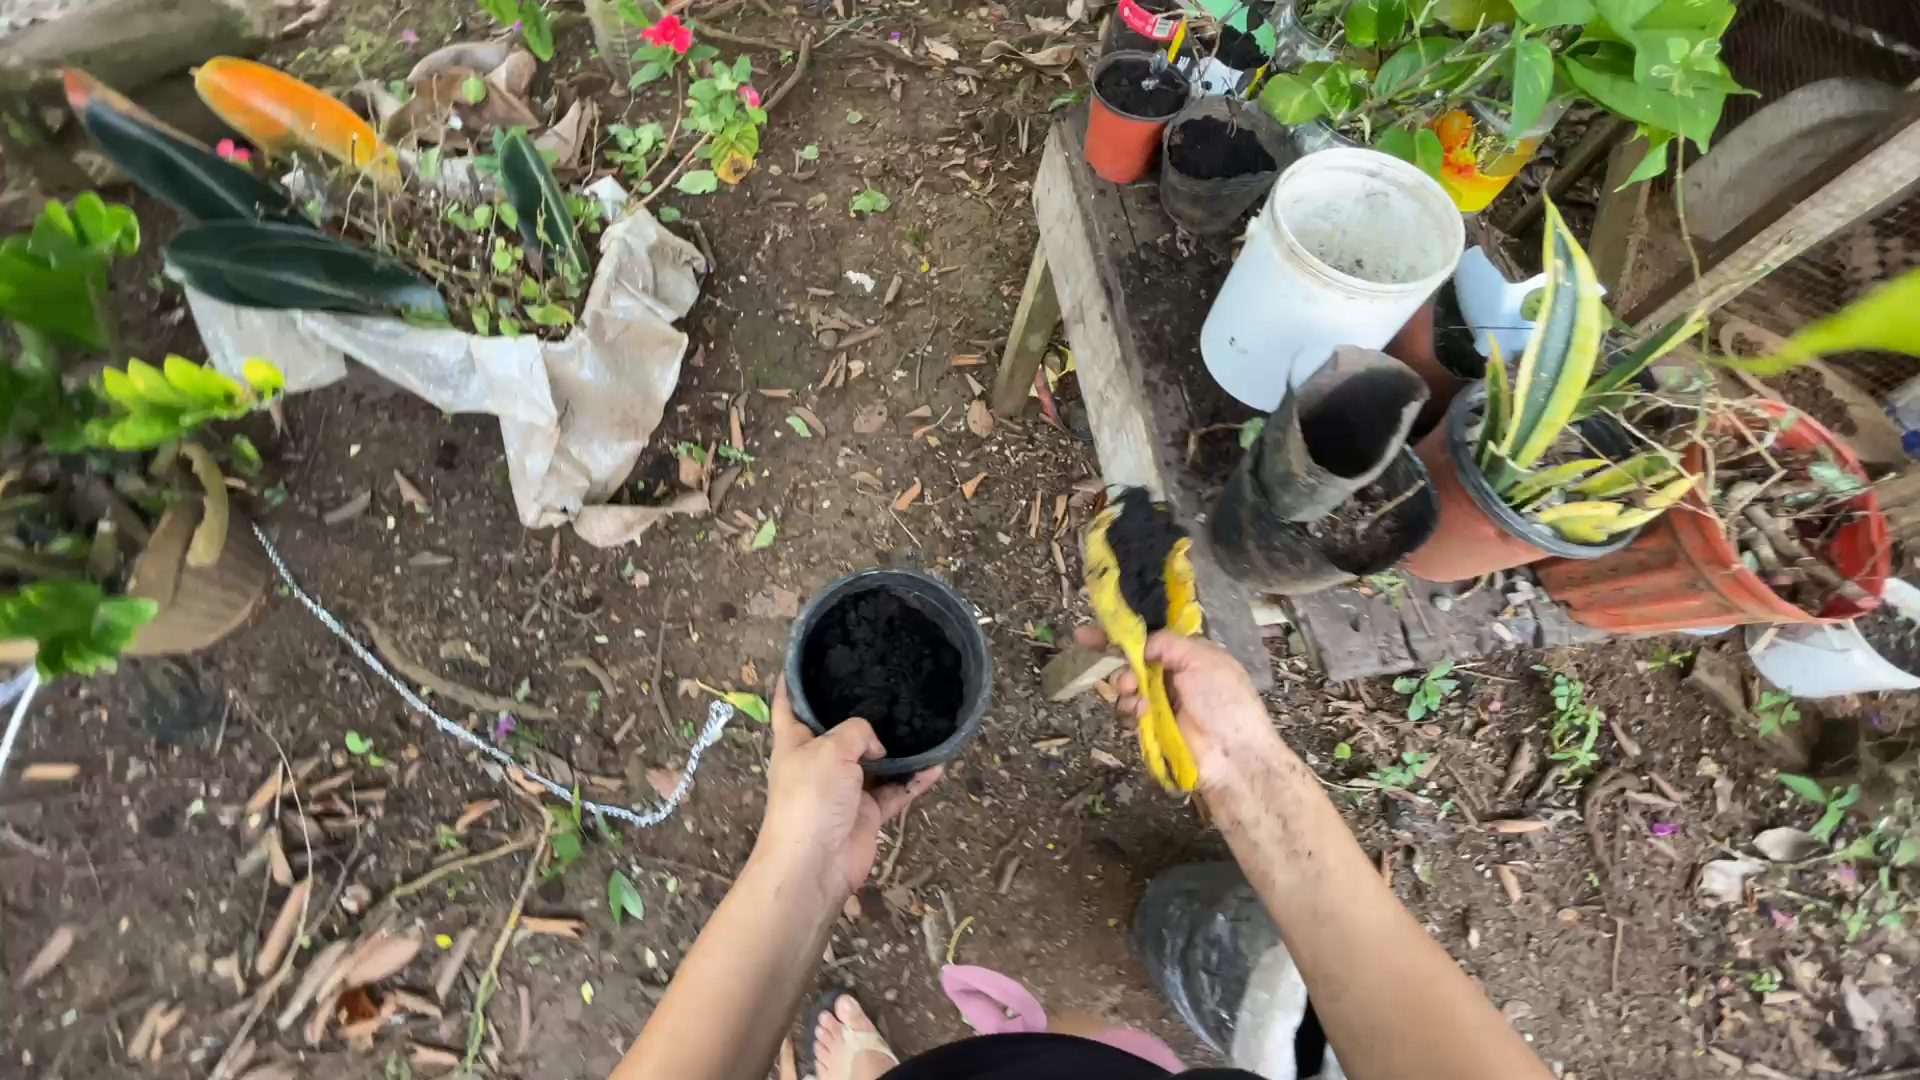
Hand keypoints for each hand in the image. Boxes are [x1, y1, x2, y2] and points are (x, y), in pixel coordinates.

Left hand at [752, 678, 941, 902]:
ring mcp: (845, 788)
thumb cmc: (810, 798)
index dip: (793, 680)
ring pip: (875, 760)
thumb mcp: (829, 749)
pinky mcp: (868, 811)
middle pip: (839, 729)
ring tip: (921, 718)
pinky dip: (916, 778)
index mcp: (795, 742)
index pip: (788, 703)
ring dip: (897, 746)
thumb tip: (876, 747)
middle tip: (886, 681)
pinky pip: (897, 789)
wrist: (815, 865)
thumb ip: (856, 732)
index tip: (806, 657)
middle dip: (859, 711)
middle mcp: (819, 761)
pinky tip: (939, 762)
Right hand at [1074, 626, 1281, 794]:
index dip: (1121, 633)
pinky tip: (1141, 711)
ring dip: (1123, 682)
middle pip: (1131, 660)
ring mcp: (1159, 701)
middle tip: (1090, 649)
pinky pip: (1128, 710)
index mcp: (1187, 655)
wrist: (1232, 755)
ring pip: (1125, 685)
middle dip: (1112, 655)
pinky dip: (1129, 707)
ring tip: (1130, 689)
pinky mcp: (1150, 725)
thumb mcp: (1202, 659)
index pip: (1149, 638)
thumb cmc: (1223, 700)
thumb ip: (1167, 643)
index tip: (1091, 631)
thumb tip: (1140, 644)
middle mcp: (1171, 675)